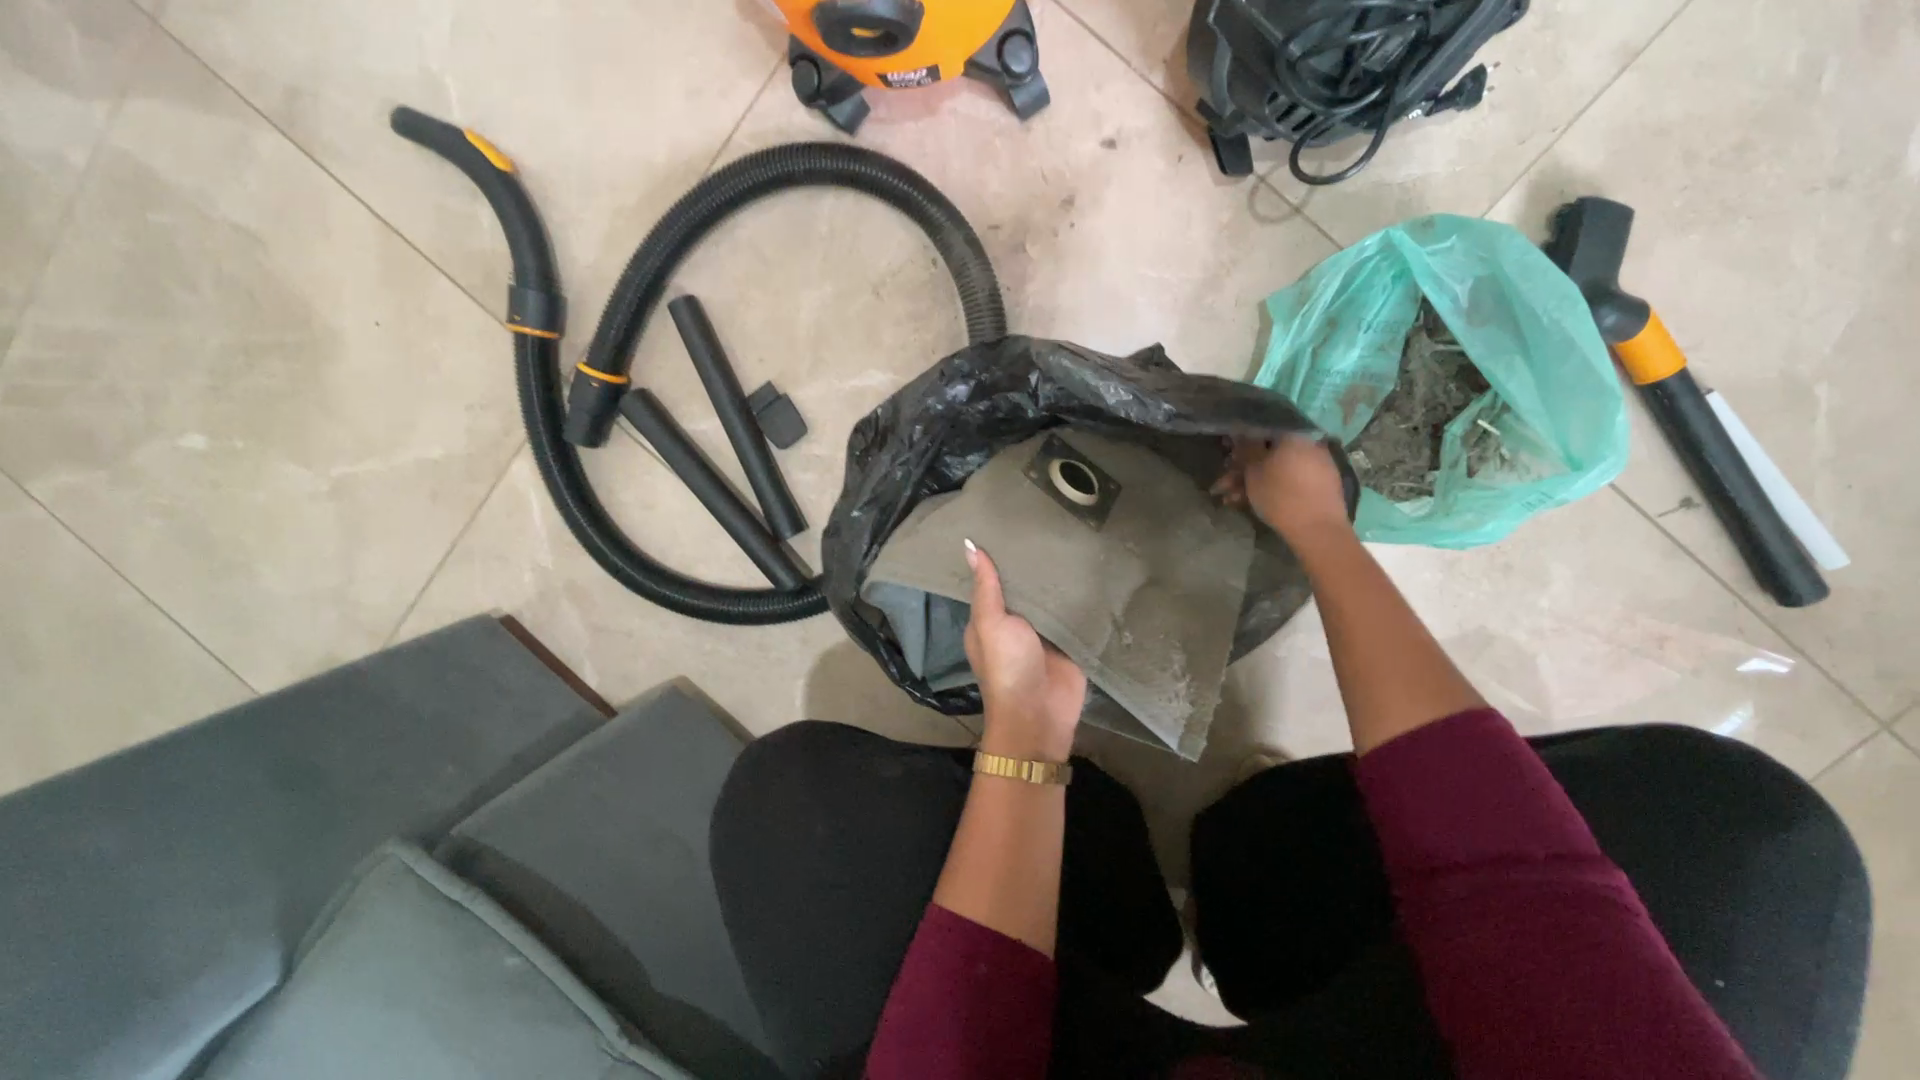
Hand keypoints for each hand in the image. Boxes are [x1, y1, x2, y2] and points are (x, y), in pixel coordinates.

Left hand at [964, 539, 1086, 762]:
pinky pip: (1077, 615)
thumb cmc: (1007, 667)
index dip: (1001, 555)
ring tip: (1077, 535)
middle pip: (1026, 588)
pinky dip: (1084, 599)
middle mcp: (1016, 624)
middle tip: (1053, 521)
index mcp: (990, 620)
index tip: (1014, 522)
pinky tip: (1097, 568)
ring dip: (1062, 579)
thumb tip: (968, 544)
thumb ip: (986, 586)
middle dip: (1036, 564)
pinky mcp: (1071, 642)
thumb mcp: (991, 623)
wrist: (1040, 714)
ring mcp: (1045, 634)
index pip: (994, 580)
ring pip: (1053, 599)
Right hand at [1212, 435, 1352, 550]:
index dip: (1240, 442)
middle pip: (1269, 452)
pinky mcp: (1320, 485)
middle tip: (1223, 484)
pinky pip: (1289, 479)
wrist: (1318, 529)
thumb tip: (1240, 430)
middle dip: (1242, 469)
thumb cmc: (1280, 495)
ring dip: (1251, 482)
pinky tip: (1249, 503)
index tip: (1226, 454)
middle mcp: (1309, 444)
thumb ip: (1245, 448)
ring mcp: (1317, 465)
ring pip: (1277, 468)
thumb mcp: (1254, 471)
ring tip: (1230, 499)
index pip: (1262, 429)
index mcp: (1295, 434)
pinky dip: (1270, 488)